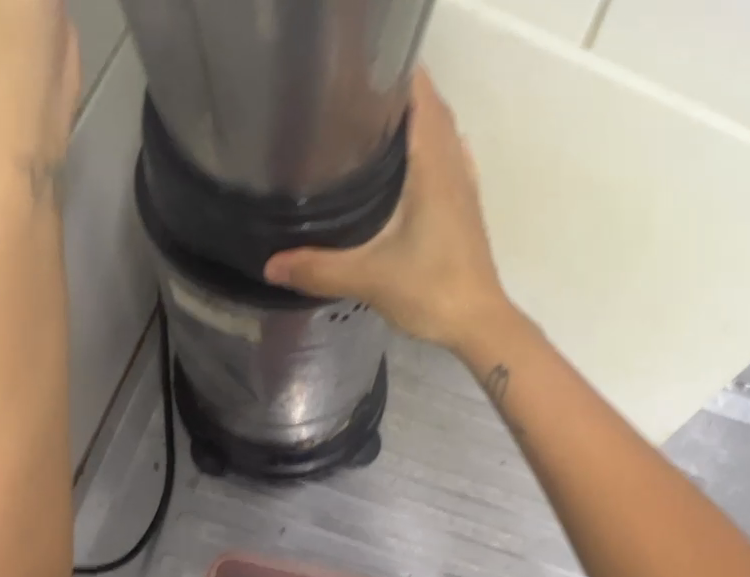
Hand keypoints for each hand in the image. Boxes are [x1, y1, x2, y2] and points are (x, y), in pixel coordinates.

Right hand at [264, 70, 519, 354]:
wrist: (479, 324)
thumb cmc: (430, 291)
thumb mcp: (367, 278)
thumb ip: (318, 268)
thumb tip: (270, 264)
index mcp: (433, 166)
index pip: (420, 97)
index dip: (390, 78)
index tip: (352, 79)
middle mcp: (453, 167)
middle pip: (431, 110)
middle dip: (394, 98)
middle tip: (347, 103)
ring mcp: (464, 188)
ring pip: (443, 135)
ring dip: (414, 123)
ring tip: (369, 128)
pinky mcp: (466, 211)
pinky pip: (449, 162)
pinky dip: (428, 151)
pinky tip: (404, 168)